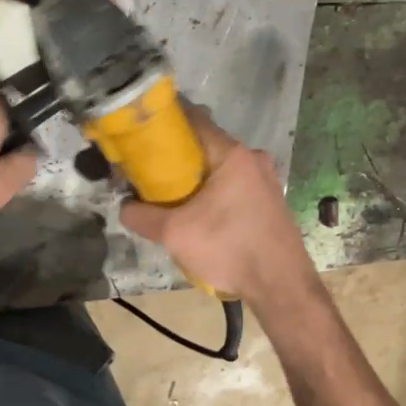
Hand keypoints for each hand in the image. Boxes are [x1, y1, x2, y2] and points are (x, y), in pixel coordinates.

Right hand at [118, 107, 315, 305]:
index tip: (140, 133)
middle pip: (205, 145)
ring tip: (169, 196)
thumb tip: (124, 207)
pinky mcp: (269, 201)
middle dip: (175, 156)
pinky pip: (233, 186)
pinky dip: (213, 192)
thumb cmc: (229, 249)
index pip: (193, 120)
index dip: (164, 123)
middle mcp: (252, 159)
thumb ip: (141, 216)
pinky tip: (198, 214)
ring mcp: (265, 180)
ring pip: (219, 168)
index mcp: (232, 154)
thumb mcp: (174, 234)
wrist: (281, 286)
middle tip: (148, 171)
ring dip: (195, 178)